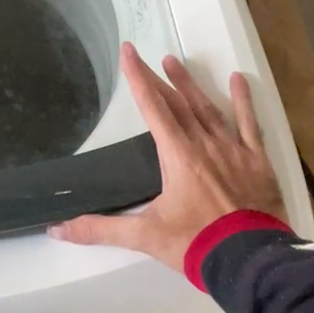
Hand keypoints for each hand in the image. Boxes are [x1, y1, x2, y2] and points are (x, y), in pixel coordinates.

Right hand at [49, 42, 283, 269]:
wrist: (249, 259)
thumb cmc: (195, 243)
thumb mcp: (144, 236)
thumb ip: (101, 229)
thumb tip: (57, 229)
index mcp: (177, 155)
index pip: (151, 108)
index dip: (137, 78)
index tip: (128, 52)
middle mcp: (203, 143)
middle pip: (176, 103)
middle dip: (157, 79)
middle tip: (145, 57)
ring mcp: (232, 149)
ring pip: (208, 108)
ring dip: (190, 85)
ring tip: (175, 62)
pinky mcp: (256, 160)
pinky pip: (249, 124)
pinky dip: (243, 101)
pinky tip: (237, 80)